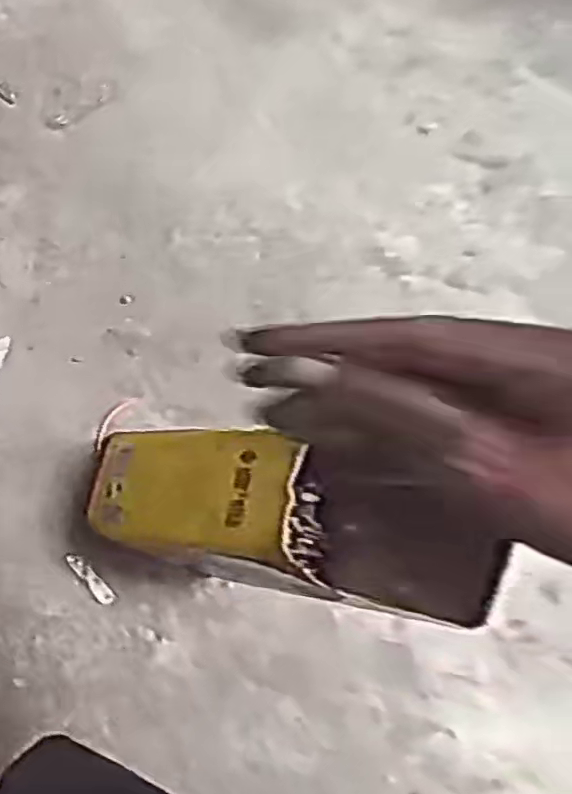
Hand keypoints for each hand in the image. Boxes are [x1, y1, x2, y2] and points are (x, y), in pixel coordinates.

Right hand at [236, 316, 571, 565]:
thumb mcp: (481, 456)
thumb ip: (389, 408)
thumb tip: (302, 371)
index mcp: (536, 363)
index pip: (401, 337)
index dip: (318, 337)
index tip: (251, 343)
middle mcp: (538, 380)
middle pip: (407, 365)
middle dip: (321, 374)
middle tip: (254, 381)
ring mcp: (542, 418)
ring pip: (421, 399)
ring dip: (345, 408)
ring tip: (284, 418)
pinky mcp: (538, 453)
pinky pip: (444, 432)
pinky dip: (386, 438)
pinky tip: (350, 452)